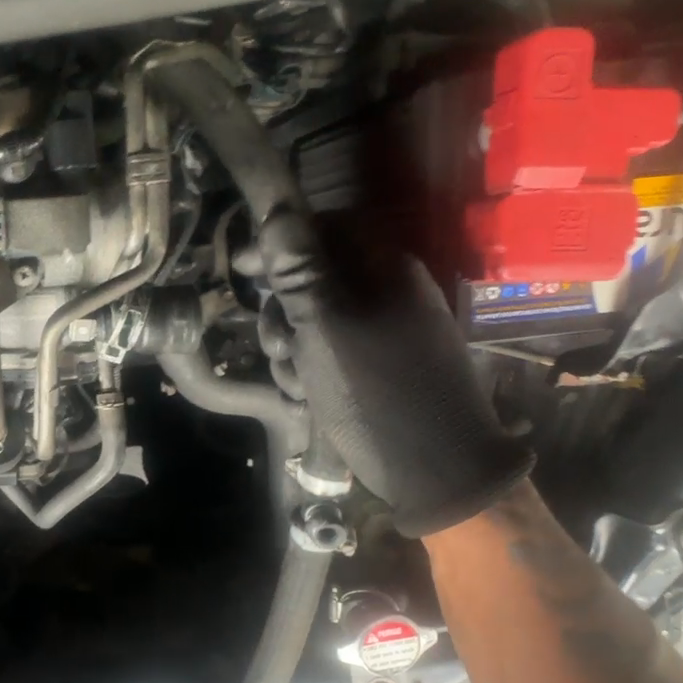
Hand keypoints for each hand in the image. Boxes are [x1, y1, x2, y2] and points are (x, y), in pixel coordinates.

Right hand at [259, 208, 531, 536]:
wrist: (439, 472)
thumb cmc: (377, 394)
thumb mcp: (326, 329)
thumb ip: (299, 271)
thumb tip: (277, 210)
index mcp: (384, 270)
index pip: (326, 229)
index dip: (281, 245)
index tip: (242, 272)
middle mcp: (387, 293)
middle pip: (313, 280)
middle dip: (282, 312)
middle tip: (277, 345)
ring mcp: (385, 333)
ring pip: (316, 323)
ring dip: (292, 350)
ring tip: (295, 383)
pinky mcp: (379, 369)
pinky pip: (331, 356)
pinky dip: (311, 373)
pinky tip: (305, 399)